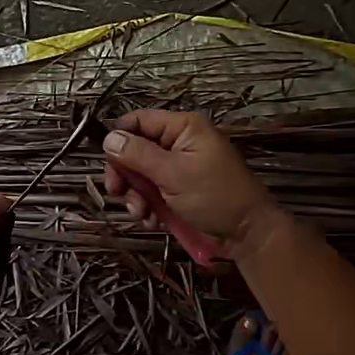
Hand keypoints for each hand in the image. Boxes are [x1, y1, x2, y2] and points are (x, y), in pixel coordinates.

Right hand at [100, 110, 285, 258]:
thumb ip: (138, 155)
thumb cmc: (215, 197)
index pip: (138, 121)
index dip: (119, 139)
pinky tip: (152, 219)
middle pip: (135, 149)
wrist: (247, 234)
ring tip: (142, 213)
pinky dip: (147, 206)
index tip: (107, 162)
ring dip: (135, 195)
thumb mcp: (174, 174)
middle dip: (125, 173)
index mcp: (183, 128)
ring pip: (140, 175)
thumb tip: (108, 138)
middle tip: (117, 192)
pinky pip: (152, 193)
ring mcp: (178, 168)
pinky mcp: (178, 191)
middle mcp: (179, 143)